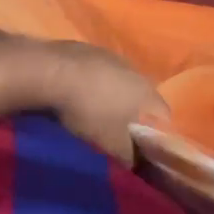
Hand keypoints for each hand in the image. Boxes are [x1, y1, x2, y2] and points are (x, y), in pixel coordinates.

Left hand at [40, 42, 170, 166]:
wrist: (49, 71)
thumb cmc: (89, 110)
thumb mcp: (113, 145)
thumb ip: (132, 158)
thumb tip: (136, 165)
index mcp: (146, 91)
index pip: (164, 117)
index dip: (156, 136)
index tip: (142, 150)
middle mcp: (132, 68)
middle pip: (140, 97)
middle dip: (132, 115)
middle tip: (117, 133)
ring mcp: (107, 54)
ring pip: (117, 81)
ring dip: (110, 96)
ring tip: (93, 113)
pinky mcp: (84, 48)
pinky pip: (96, 71)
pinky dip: (91, 83)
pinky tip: (76, 94)